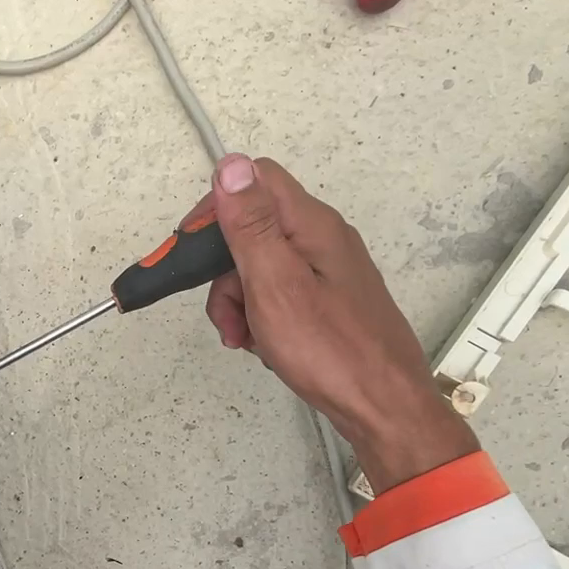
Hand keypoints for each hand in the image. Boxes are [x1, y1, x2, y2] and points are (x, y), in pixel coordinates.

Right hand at [199, 154, 478, 493]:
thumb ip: (250, 225)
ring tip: (243, 340)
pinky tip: (263, 345)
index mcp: (311, 225)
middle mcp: (322, 239)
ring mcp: (327, 271)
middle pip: (252, 230)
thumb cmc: (326, 348)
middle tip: (222, 315)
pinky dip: (259, 317)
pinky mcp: (327, 301)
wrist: (380, 404)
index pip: (254, 182)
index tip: (188, 252)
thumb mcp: (276, 283)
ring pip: (260, 268)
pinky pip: (278, 295)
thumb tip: (230, 164)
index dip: (215, 208)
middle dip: (222, 272)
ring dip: (238, 303)